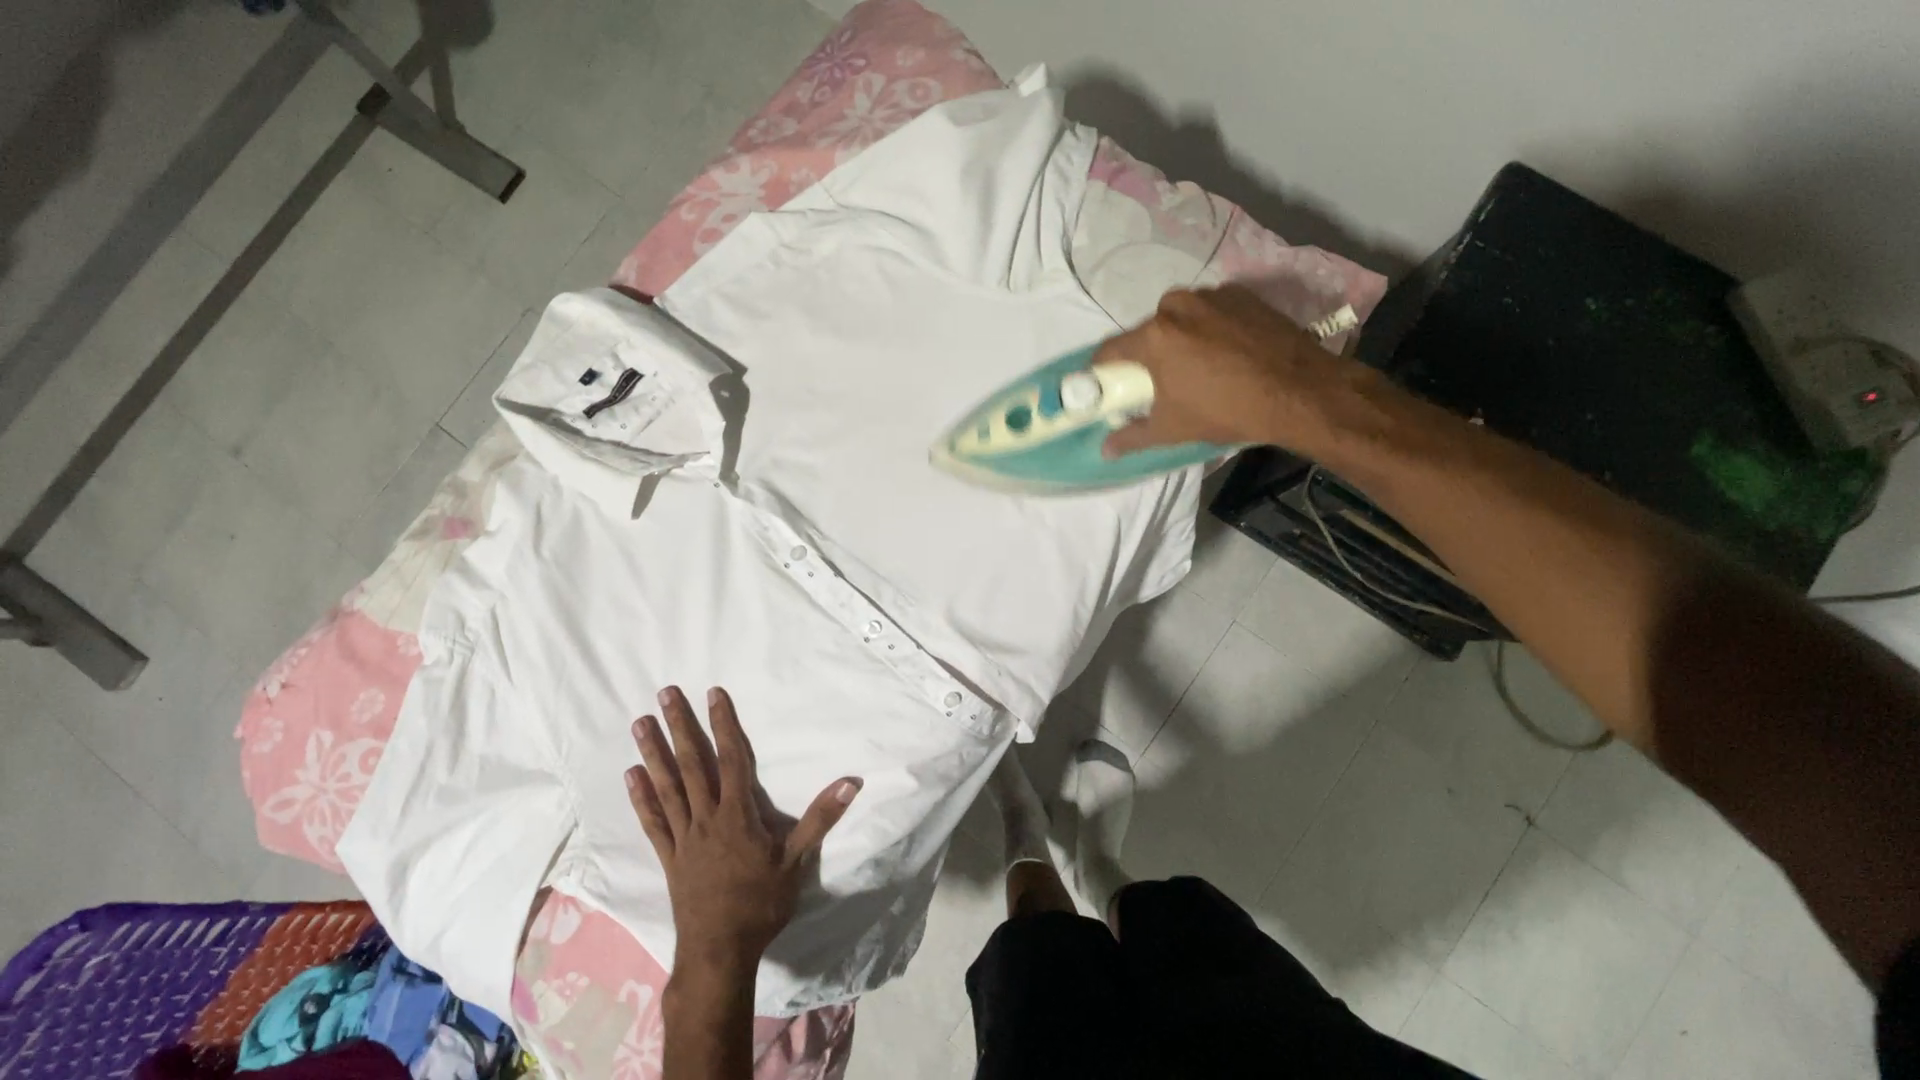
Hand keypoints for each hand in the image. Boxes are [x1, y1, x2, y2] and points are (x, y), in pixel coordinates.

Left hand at [626, 686, 861, 971]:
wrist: (719, 950)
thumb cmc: (762, 903)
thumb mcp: (797, 861)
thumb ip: (820, 819)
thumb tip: (851, 782)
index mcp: (738, 815)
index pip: (731, 759)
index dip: (724, 724)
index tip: (713, 694)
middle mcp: (707, 818)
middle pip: (692, 764)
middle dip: (680, 726)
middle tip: (665, 693)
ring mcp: (684, 837)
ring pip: (667, 786)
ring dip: (653, 753)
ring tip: (640, 723)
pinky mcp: (669, 857)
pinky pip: (653, 821)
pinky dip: (642, 797)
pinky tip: (631, 776)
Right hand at [1097, 285, 1352, 456]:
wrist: (1301, 392)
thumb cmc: (1229, 411)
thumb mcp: (1174, 429)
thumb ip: (1133, 436)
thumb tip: (1105, 448)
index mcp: (1155, 336)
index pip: (1110, 350)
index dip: (1103, 370)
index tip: (1107, 384)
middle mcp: (1178, 305)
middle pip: (1148, 331)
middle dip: (1149, 354)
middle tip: (1163, 381)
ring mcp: (1213, 296)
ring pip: (1182, 318)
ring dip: (1182, 338)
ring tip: (1202, 366)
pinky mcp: (1243, 295)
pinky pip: (1212, 311)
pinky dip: (1212, 328)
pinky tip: (1229, 352)